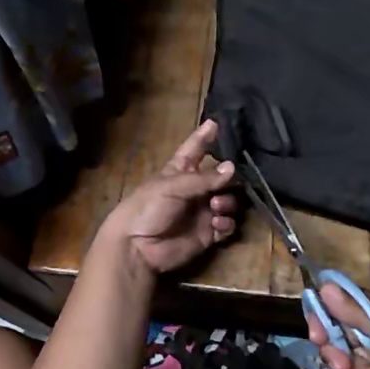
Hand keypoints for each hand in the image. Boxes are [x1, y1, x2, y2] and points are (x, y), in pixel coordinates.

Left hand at [98, 120, 239, 274]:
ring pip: (228, 201)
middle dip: (229, 178)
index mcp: (180, 172)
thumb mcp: (172, 186)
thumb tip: (232, 168)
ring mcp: (202, 212)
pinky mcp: (208, 234)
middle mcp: (195, 190)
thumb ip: (204, 178)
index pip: (195, 149)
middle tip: (229, 181)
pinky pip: (227, 225)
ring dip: (227, 202)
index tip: (216, 122)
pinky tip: (217, 224)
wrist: (137, 246)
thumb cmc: (147, 208)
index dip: (204, 137)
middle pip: (221, 177)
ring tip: (216, 207)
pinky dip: (227, 224)